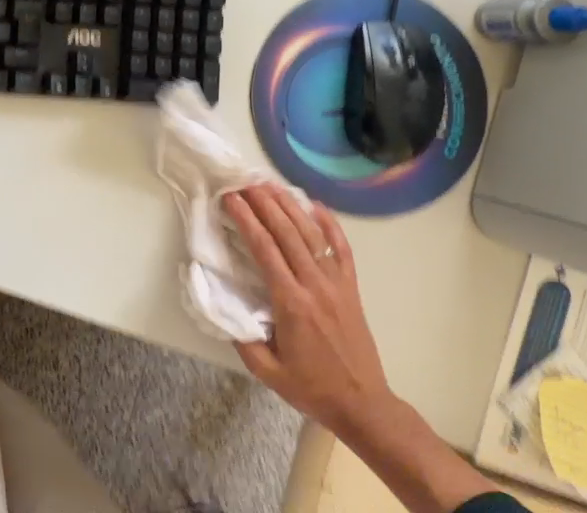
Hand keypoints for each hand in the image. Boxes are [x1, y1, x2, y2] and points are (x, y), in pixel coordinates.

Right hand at [225, 184, 394, 440]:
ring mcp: (337, 286)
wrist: (363, 405)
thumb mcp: (265, 369)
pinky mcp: (351, 290)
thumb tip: (223, 305)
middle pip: (288, 233)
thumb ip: (241, 337)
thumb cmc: (311, 387)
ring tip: (270, 185)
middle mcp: (315, 286)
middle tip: (245, 181)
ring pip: (312, 236)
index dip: (247, 220)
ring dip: (290, 207)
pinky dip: (330, 225)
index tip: (231, 198)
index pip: (265, 249)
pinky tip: (315, 205)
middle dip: (265, 203)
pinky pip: (342, 250)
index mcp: (291, 303)